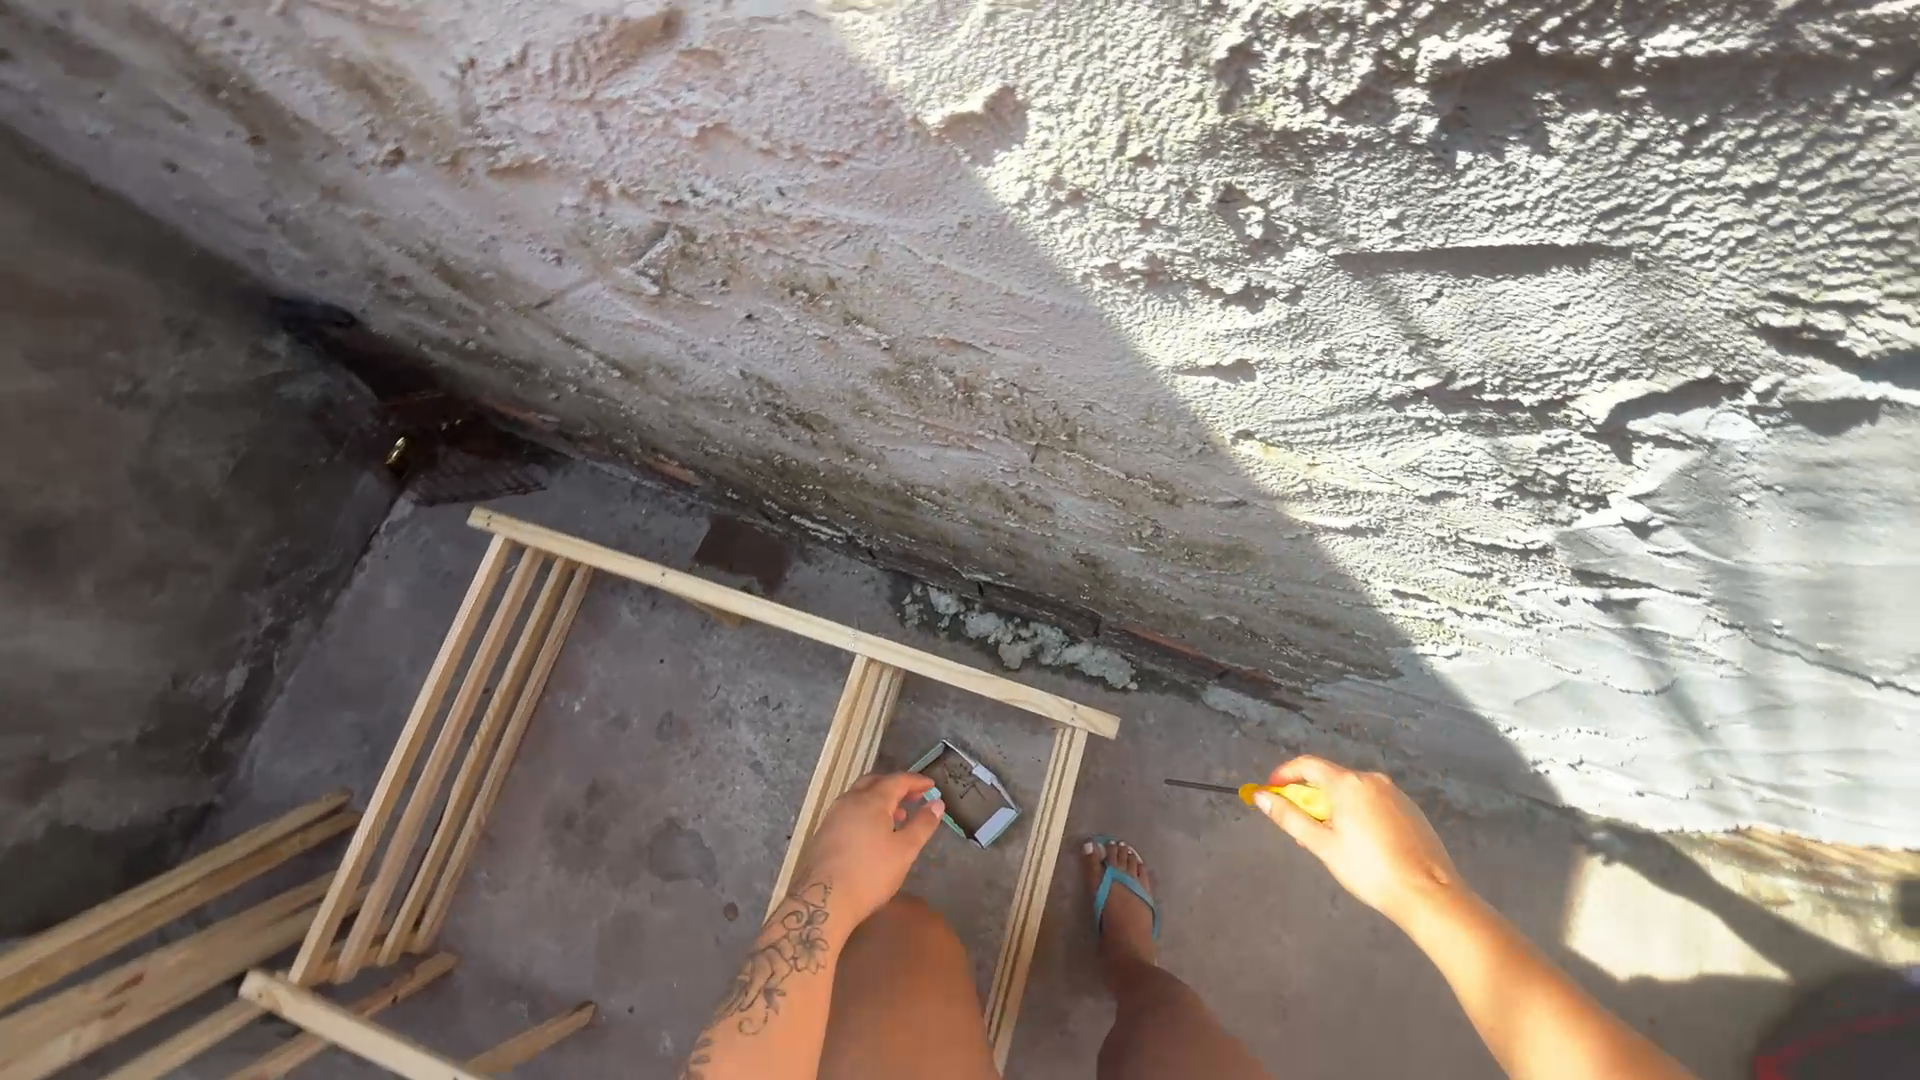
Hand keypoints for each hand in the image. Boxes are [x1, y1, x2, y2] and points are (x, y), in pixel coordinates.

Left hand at [790, 773, 945, 926]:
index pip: (897, 780)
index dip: (916, 781)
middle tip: (914, 797)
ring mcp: (833, 815)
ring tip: (898, 816)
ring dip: (880, 799)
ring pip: (860, 796)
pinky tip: (873, 833)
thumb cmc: (870, 873)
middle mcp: (849, 800)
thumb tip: (937, 803)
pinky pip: (849, 810)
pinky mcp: (824, 832)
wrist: (825, 900)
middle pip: (875, 782)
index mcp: (871, 800)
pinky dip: (866, 811)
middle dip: (896, 786)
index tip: (931, 786)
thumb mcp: (905, 850)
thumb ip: (922, 824)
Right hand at [1253, 755, 1463, 924]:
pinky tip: (1362, 843)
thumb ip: (1289, 817)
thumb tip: (1260, 796)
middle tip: (1301, 827)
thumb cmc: (1369, 869)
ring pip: (1352, 791)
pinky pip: (1373, 802)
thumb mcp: (1322, 845)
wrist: (1431, 894)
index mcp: (1348, 784)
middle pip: (1330, 778)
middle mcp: (1371, 780)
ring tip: (1331, 840)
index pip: (1307, 765)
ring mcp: (1395, 794)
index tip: (1271, 791)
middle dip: (1309, 797)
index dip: (1284, 774)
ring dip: (1334, 806)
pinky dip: (1357, 812)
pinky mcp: (1411, 810)